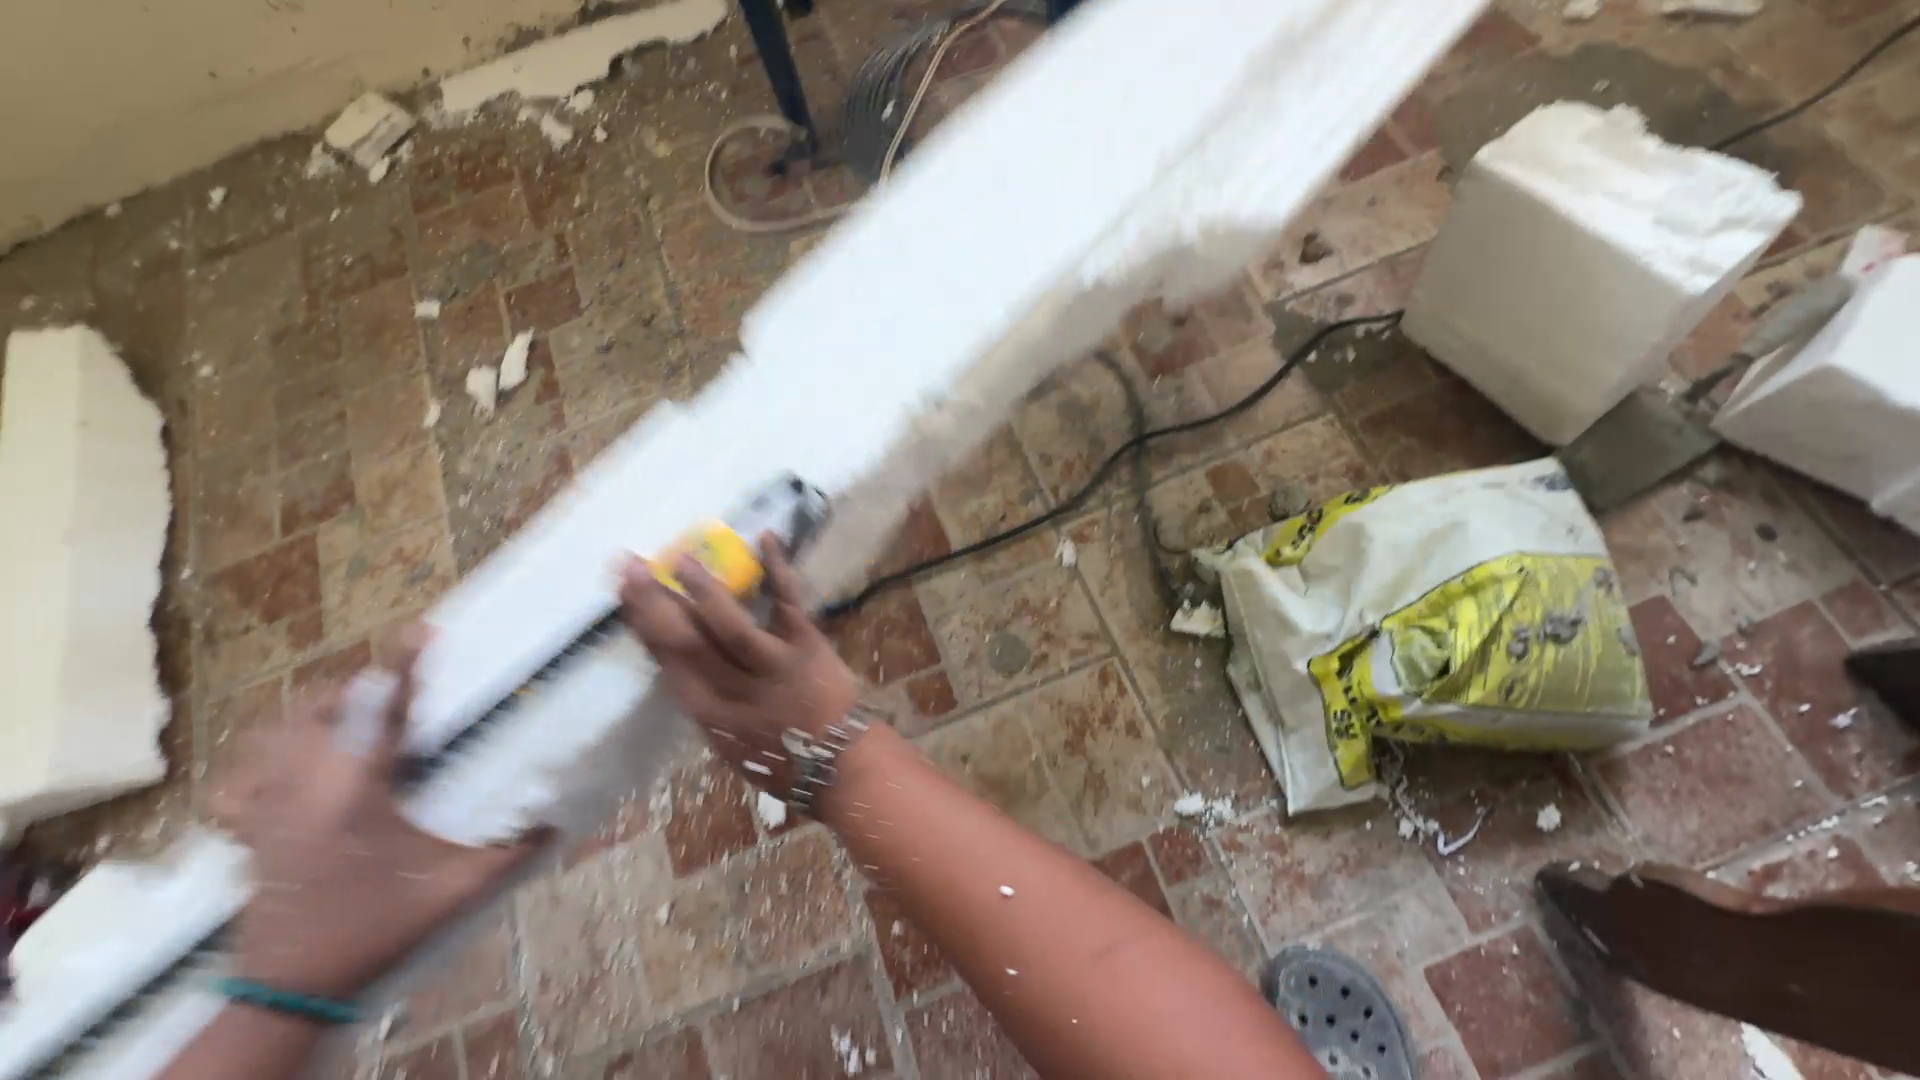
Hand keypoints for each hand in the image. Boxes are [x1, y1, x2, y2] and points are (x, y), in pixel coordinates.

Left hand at [209, 633, 547, 1001]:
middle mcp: (303, 789)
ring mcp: (267, 809)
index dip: (403, 664)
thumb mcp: (457, 891)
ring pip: (273, 735)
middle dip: (355, 682)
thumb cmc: (379, 928)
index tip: (421, 629)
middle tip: (397, 678)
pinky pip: (240, 778)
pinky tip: (285, 760)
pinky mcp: (250, 830)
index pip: (379, 710)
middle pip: (315, 709)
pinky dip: (261, 757)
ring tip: (348, 705)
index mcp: (356, 792)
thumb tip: (563, 822)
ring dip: (312, 710)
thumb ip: (512, 853)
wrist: (292, 987)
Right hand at [619, 536, 860, 795]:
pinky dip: (778, 568)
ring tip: (680, 558)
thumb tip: (680, 656)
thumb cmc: (780, 757)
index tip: (625, 592)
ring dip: (703, 590)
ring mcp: (773, 665)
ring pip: (731, 625)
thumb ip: (705, 698)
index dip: (643, 624)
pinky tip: (765, 537)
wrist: (842, 765)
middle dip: (655, 601)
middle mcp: (734, 689)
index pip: (668, 662)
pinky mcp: (807, 646)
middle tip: (630, 565)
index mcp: (709, 713)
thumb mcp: (727, 739)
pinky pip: (789, 602)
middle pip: (686, 640)